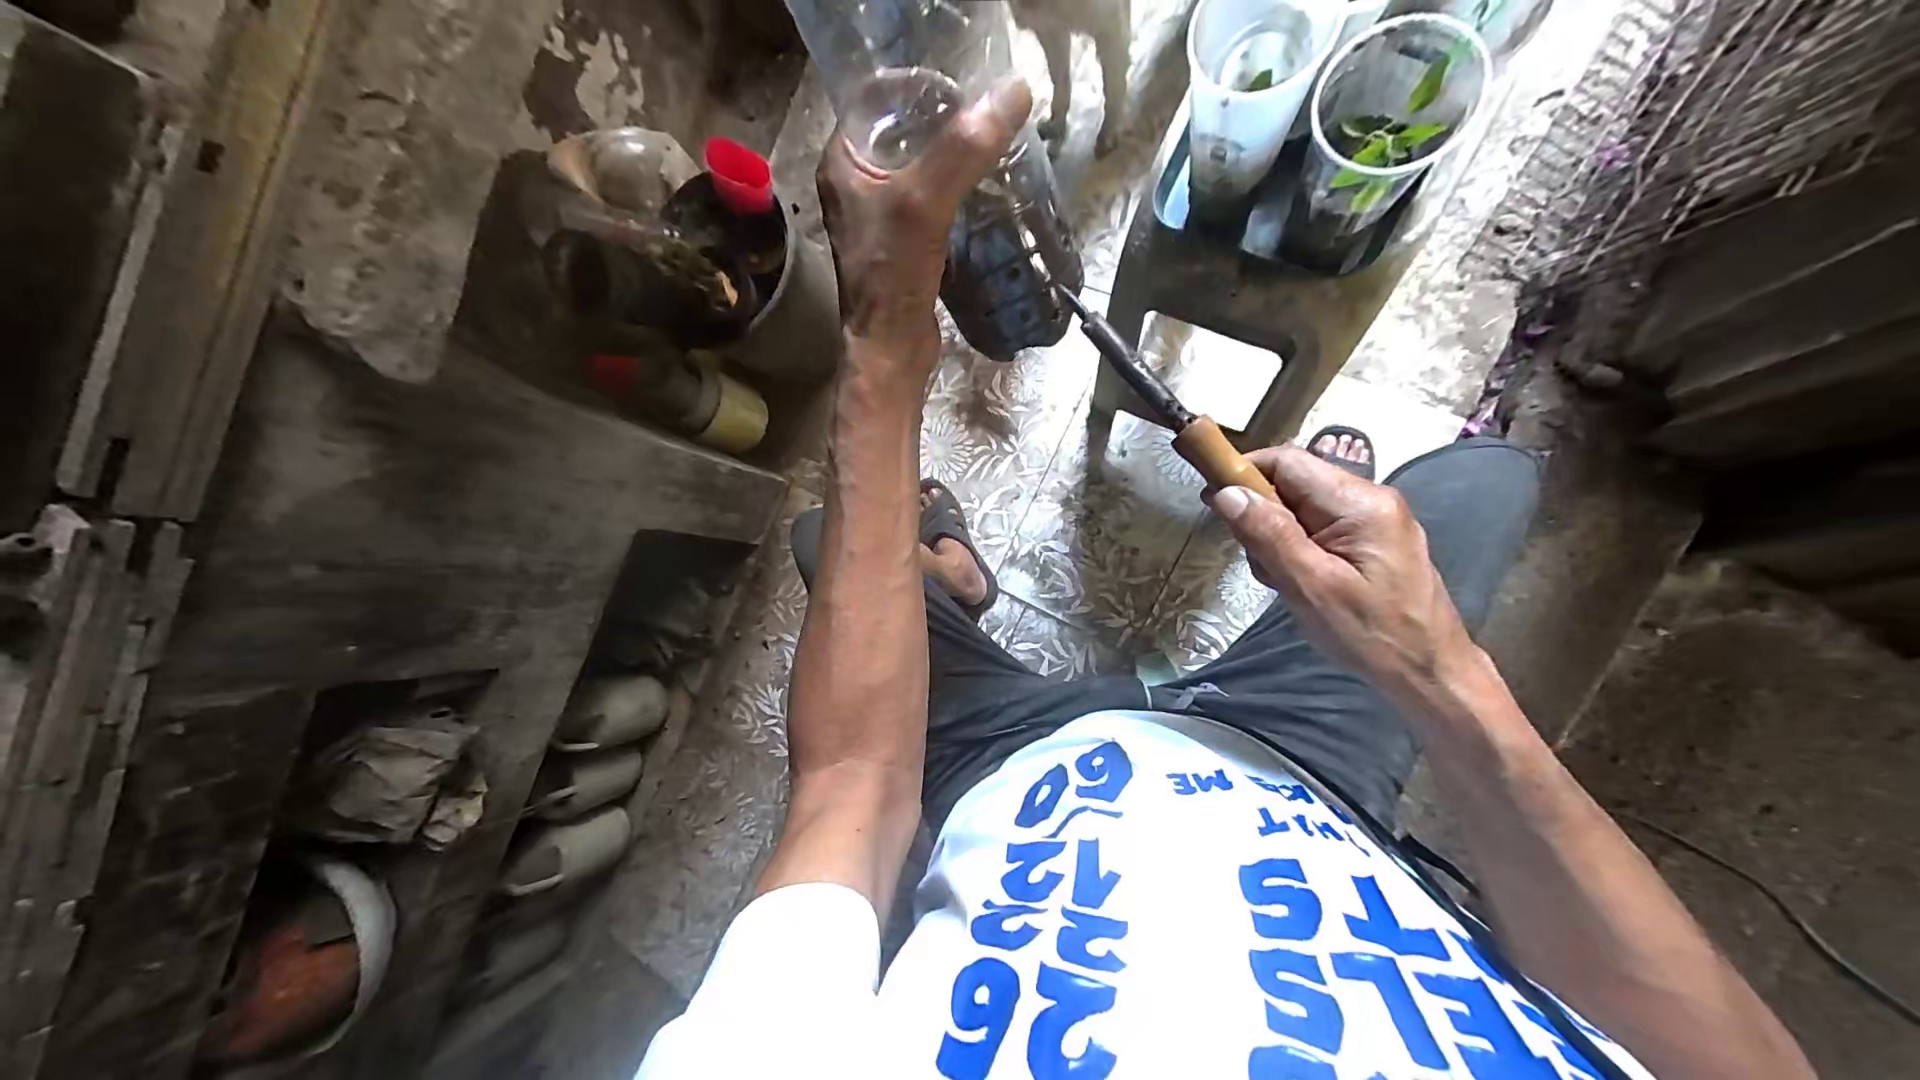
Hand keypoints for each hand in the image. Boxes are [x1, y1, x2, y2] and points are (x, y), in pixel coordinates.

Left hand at [817, 76, 1031, 373]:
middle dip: (949, 121)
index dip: (924, 86)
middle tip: (992, 113)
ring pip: (923, 168)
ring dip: (957, 157)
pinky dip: (959, 191)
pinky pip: (934, 201)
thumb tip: (1014, 92)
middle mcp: (857, 184)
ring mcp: (880, 216)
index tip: (969, 85)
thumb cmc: (893, 278)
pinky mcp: (904, 244)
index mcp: (843, 162)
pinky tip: (988, 187)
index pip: (881, 99)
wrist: (892, 350)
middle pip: (906, 132)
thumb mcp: (923, 204)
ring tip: (997, 143)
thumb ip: (963, 150)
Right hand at [1205, 446, 1475, 690]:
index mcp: (1359, 503)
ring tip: (1283, 580)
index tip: (1212, 500)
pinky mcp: (1370, 540)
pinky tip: (1300, 582)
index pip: (1288, 462)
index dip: (1244, 472)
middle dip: (1261, 515)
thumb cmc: (1371, 634)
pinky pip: (1316, 528)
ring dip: (1276, 537)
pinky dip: (1295, 549)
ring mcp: (1372, 519)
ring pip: (1299, 507)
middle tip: (1258, 561)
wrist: (1429, 675)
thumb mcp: (1310, 587)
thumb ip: (1268, 535)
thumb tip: (1226, 492)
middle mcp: (1369, 499)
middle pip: (1292, 483)